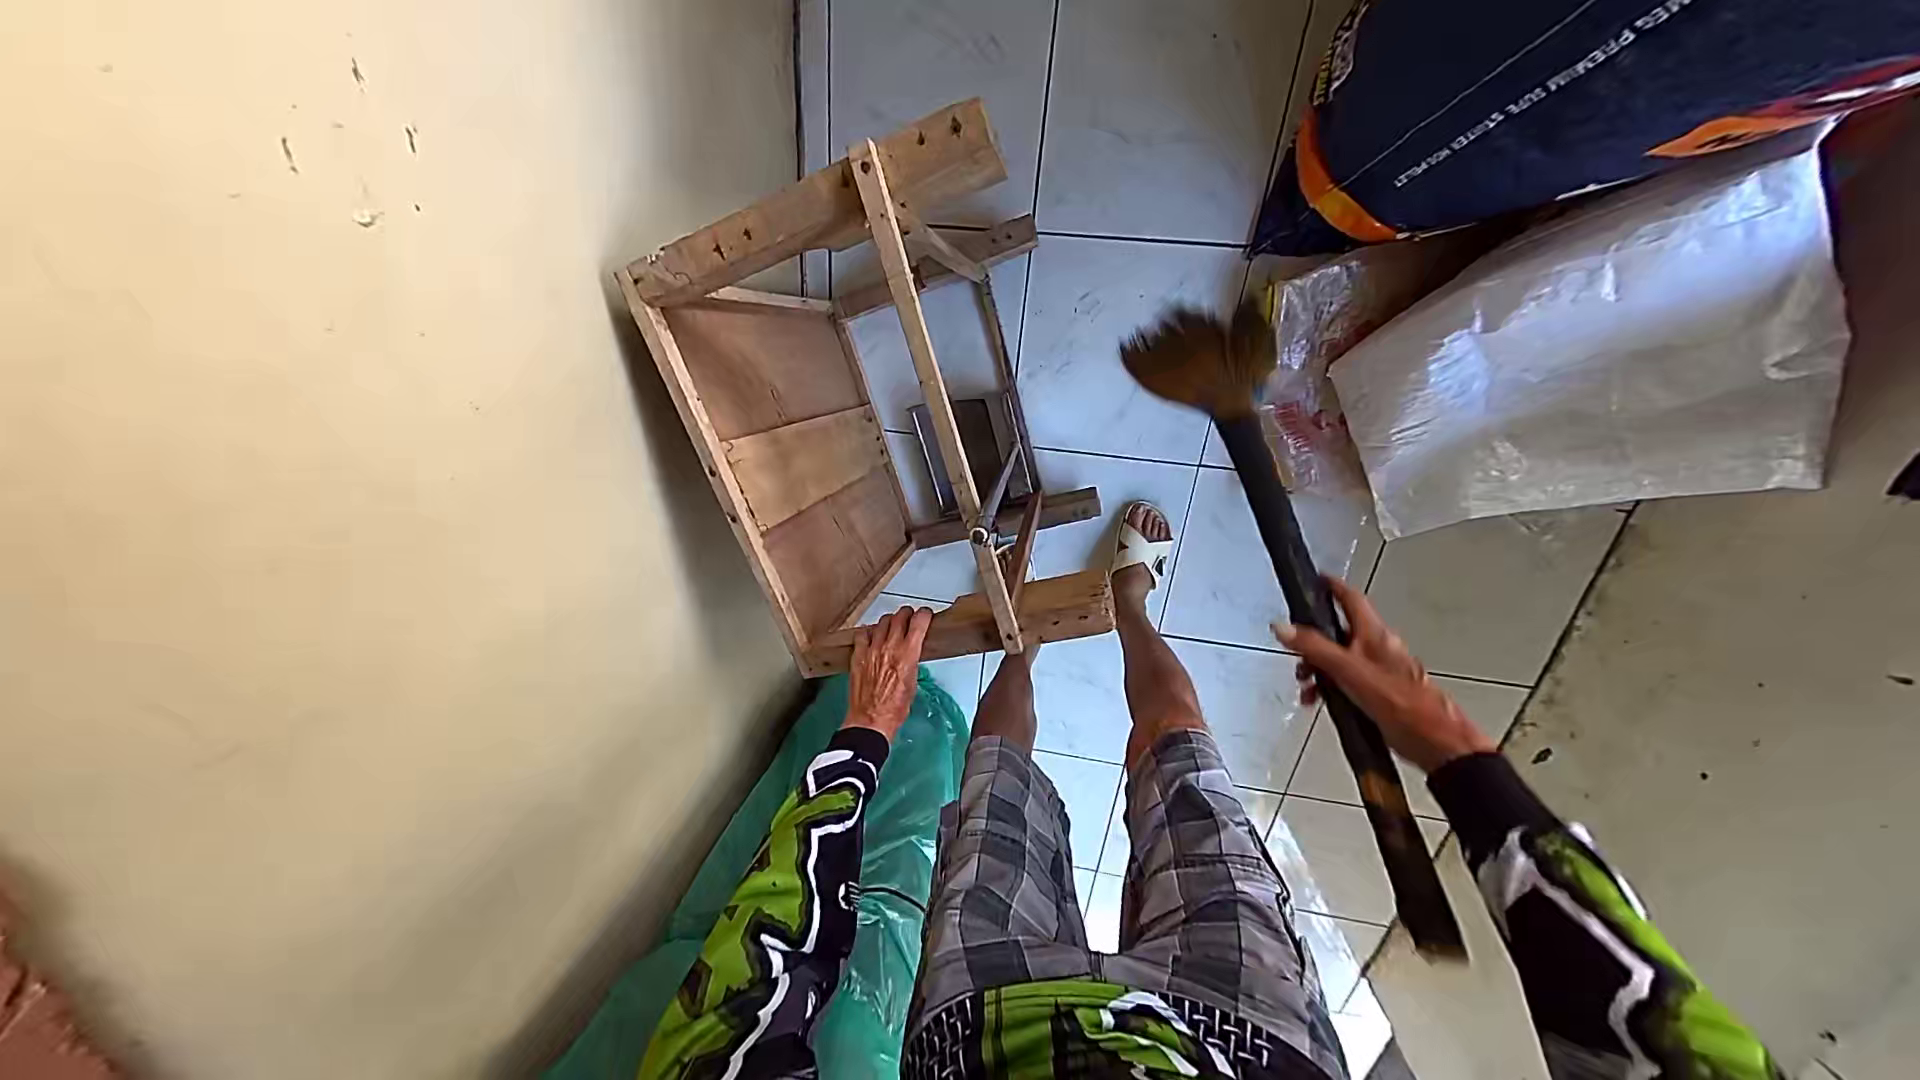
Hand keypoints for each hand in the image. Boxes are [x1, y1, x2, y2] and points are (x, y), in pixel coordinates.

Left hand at [845, 606, 934, 740]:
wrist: (871, 719)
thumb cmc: (895, 707)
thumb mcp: (913, 682)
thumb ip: (911, 661)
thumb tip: (911, 653)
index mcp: (907, 654)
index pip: (918, 622)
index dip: (924, 614)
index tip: (925, 614)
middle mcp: (889, 647)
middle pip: (899, 616)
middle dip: (906, 613)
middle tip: (908, 616)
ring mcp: (871, 649)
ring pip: (881, 622)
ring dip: (889, 621)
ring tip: (891, 625)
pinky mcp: (858, 655)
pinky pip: (862, 633)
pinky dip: (868, 631)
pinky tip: (871, 636)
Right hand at [1274, 577, 1494, 773]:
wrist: (1436, 743)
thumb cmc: (1400, 703)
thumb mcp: (1347, 670)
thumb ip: (1313, 648)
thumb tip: (1282, 626)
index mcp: (1374, 635)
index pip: (1351, 599)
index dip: (1332, 586)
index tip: (1316, 579)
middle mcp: (1379, 648)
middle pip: (1339, 632)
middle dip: (1312, 642)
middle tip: (1296, 652)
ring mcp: (1381, 670)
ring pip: (1341, 659)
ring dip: (1319, 669)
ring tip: (1306, 685)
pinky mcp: (1382, 692)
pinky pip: (1348, 681)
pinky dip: (1331, 687)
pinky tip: (1322, 701)